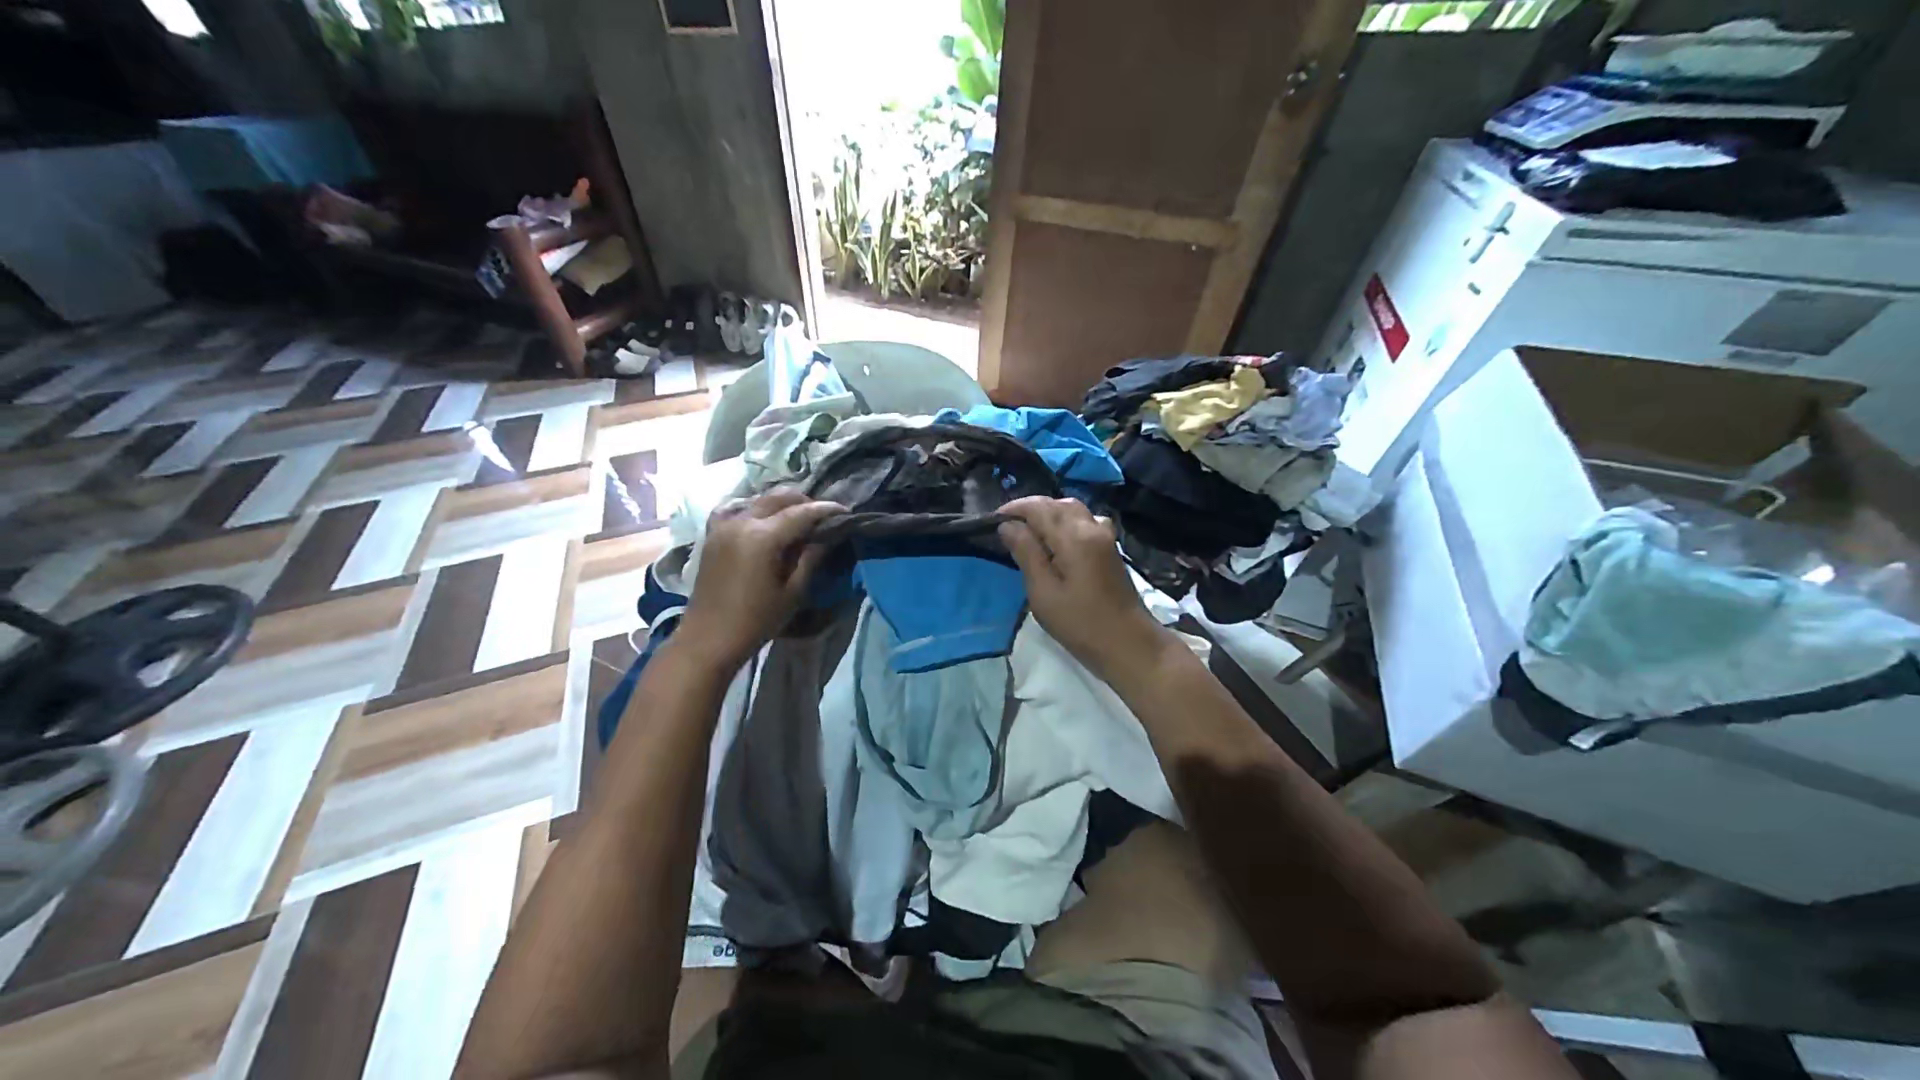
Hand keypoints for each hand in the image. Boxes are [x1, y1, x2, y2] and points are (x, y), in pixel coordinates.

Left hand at [677, 491, 845, 667]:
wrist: (709, 638)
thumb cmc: (756, 620)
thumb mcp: (792, 592)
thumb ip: (811, 558)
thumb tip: (827, 536)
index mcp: (763, 537)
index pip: (802, 512)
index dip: (826, 509)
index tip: (846, 512)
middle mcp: (741, 522)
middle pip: (779, 498)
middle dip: (805, 502)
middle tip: (823, 516)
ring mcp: (723, 525)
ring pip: (759, 500)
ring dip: (782, 504)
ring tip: (799, 519)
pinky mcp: (713, 534)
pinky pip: (737, 509)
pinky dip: (755, 509)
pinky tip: (764, 520)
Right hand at [997, 496, 1175, 684]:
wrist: (1129, 644)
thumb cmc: (1080, 623)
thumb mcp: (1043, 592)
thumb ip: (1026, 553)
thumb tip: (1008, 526)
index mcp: (1073, 536)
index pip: (1038, 507)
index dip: (1013, 509)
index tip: (993, 522)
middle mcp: (1092, 527)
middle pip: (1057, 504)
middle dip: (1031, 510)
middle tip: (1009, 529)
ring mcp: (1105, 537)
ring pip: (1073, 510)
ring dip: (1050, 515)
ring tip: (1031, 535)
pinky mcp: (1111, 549)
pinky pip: (1086, 522)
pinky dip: (1066, 523)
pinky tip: (1058, 543)